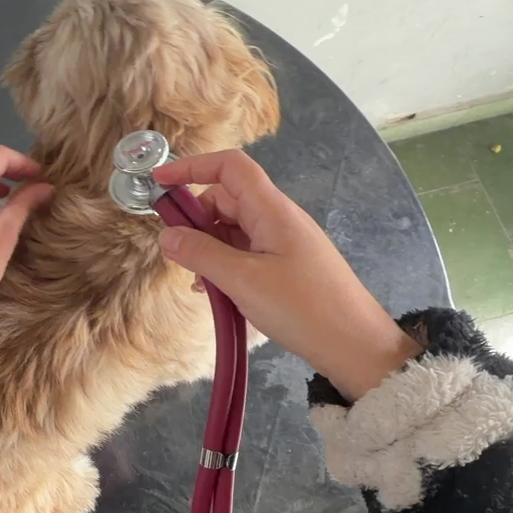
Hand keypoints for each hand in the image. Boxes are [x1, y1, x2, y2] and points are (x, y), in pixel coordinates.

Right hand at [153, 150, 418, 398]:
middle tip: (177, 253)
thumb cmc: (301, 307)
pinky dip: (223, 265)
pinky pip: (244, 253)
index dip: (192, 167)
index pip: (230, 167)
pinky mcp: (284, 266)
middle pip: (226, 199)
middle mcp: (276, 218)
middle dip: (196, 220)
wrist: (354, 344)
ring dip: (208, 248)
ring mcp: (282, 242)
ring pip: (232, 229)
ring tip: (199, 282)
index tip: (158, 183)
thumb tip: (166, 235)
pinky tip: (216, 293)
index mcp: (271, 210)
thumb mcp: (242, 281)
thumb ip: (200, 254)